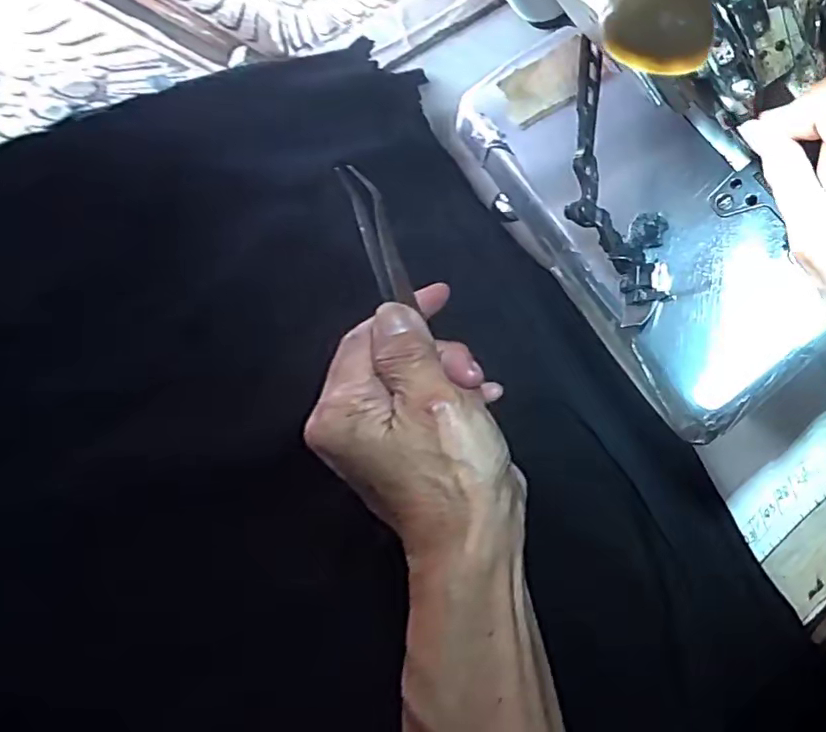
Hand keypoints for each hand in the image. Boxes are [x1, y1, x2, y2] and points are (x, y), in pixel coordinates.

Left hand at [305, 283, 522, 565]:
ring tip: (482, 392)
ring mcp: (378, 436)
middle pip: (393, 356)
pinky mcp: (407, 444)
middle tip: (470, 372)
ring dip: (454, 373)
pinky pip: (428, 398)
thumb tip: (392, 312)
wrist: (475, 531)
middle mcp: (349, 422)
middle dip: (439, 353)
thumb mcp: (435, 396)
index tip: (441, 294)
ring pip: (417, 374)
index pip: (365, 339)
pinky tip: (484, 402)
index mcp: (341, 410)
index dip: (404, 313)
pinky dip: (456, 393)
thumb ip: (410, 350)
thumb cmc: (454, 466)